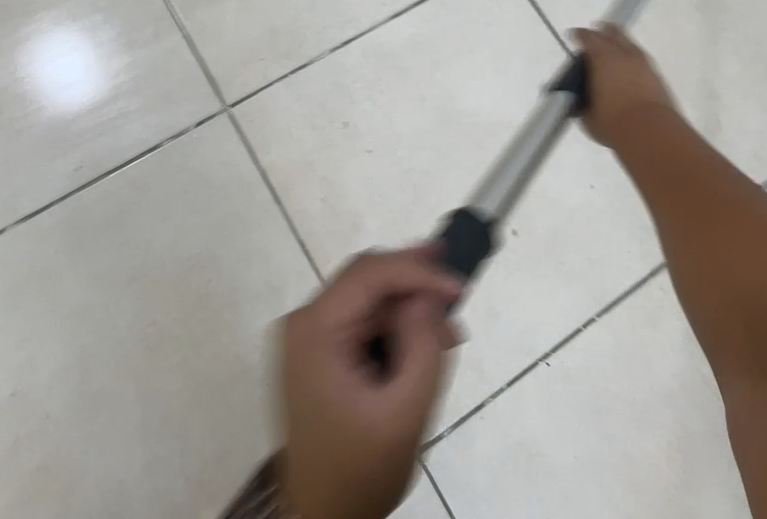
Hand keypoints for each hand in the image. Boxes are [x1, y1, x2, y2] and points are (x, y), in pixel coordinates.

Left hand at [279, 247, 462, 518]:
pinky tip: (427, 341)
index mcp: (315, 331)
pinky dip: (396, 326)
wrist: (323, 513)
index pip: (369, 274)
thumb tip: (429, 294)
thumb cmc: (361, 468)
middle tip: (458, 281)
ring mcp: (310, 337)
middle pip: (366, 278)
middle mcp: (306, 323)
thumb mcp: (404, 411)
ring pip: (368, 298)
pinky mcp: (321, 352)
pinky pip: (363, 322)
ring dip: (410, 306)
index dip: (417, 271)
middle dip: (414, 278)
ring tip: (449, 328)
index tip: (460, 288)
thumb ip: (421, 345)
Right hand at [571, 23, 680, 146]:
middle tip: (596, 32)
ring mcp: (643, 63)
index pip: (587, 37)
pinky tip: (628, 67)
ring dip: (619, 42)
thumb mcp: (587, 114)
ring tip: (613, 48)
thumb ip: (582, 100)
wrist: (652, 132)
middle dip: (602, 30)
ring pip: (629, 44)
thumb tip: (580, 99)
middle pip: (612, 32)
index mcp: (601, 57)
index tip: (574, 34)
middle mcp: (623, 54)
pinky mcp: (657, 76)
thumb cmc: (612, 122)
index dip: (579, 34)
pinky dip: (632, 58)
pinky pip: (641, 59)